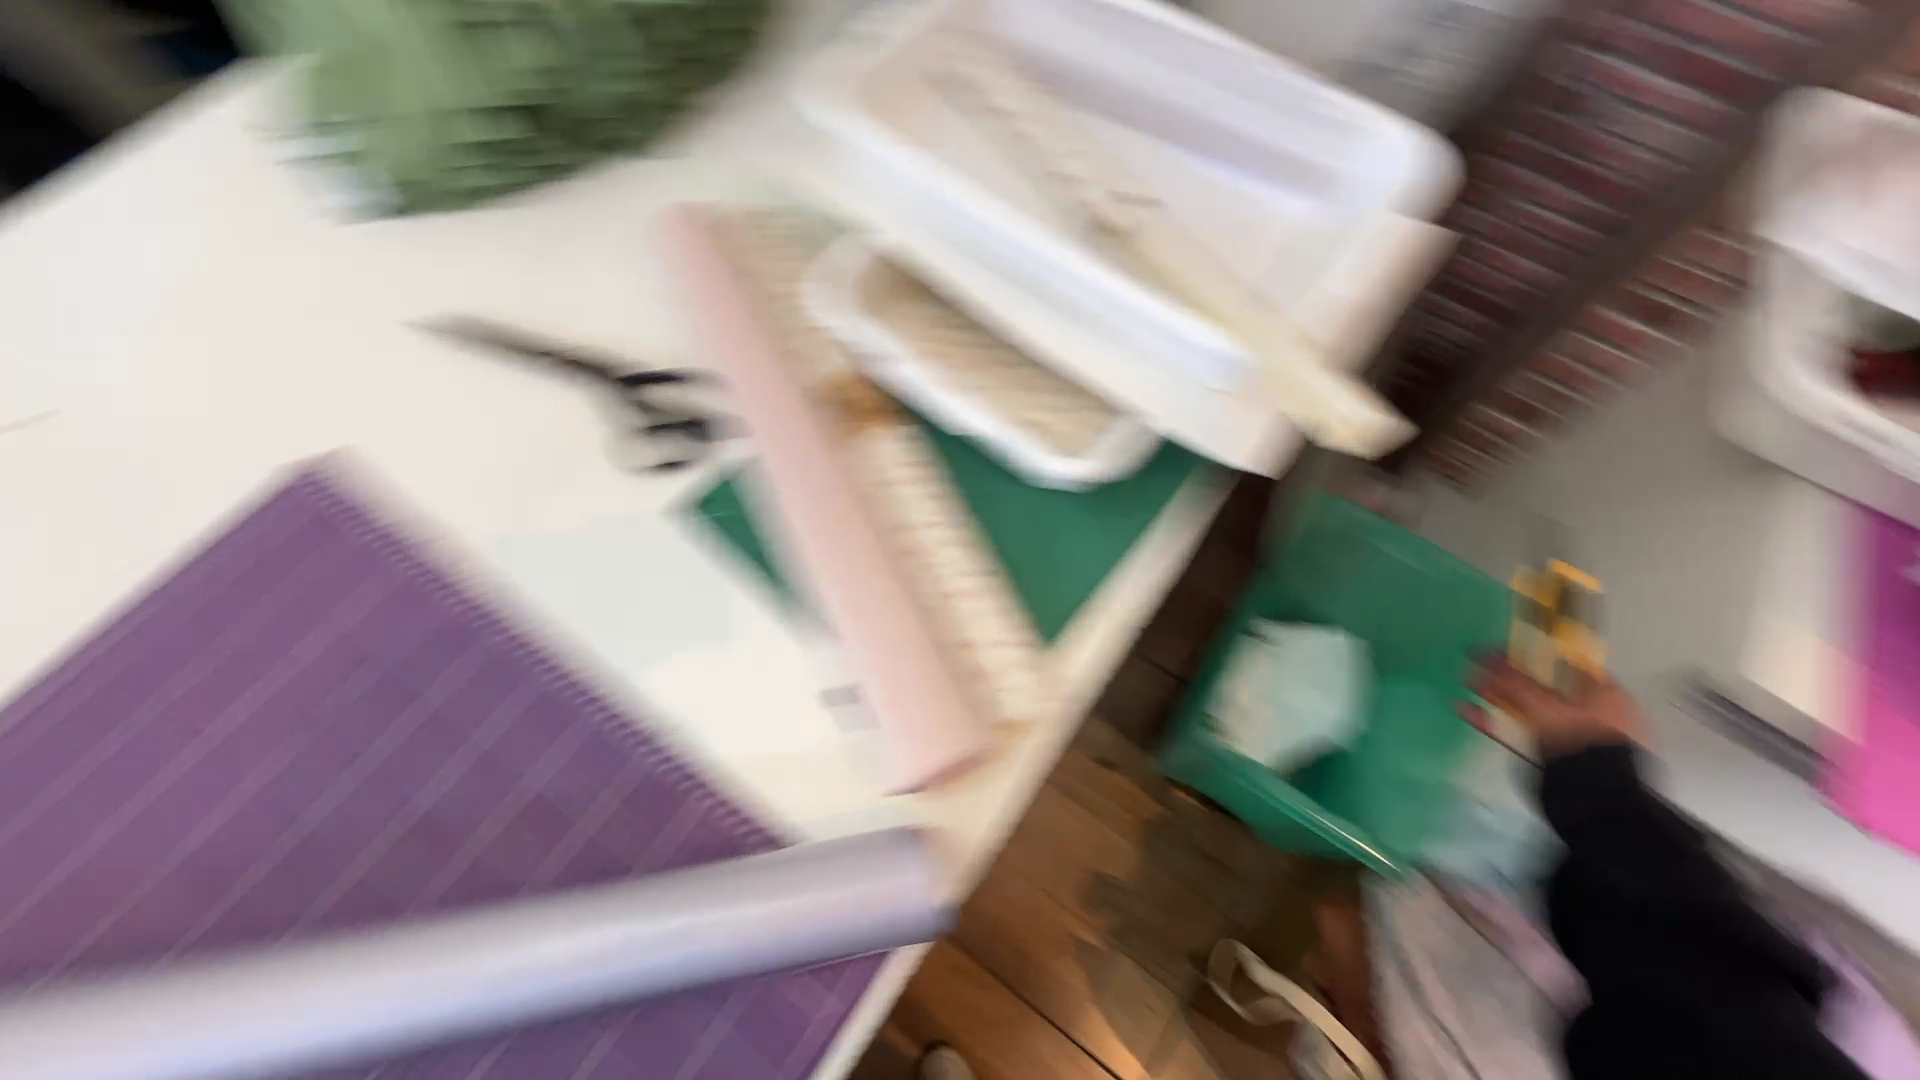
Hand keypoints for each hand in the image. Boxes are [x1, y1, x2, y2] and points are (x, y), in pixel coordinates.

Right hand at [1458, 657, 1645, 757]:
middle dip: (1507, 677)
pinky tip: (1467, 711)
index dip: (1534, 654)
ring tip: (1468, 684)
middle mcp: (1592, 713)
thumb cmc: (1579, 739)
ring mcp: (1571, 736)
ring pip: (1527, 710)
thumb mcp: (1544, 704)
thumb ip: (1512, 679)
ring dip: (1496, 697)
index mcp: (1605, 694)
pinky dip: (1494, 722)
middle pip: (1542, 687)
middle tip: (1479, 667)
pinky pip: (1519, 733)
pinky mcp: (1551, 757)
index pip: (1567, 664)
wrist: (1593, 799)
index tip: (1505, 649)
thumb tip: (1483, 652)